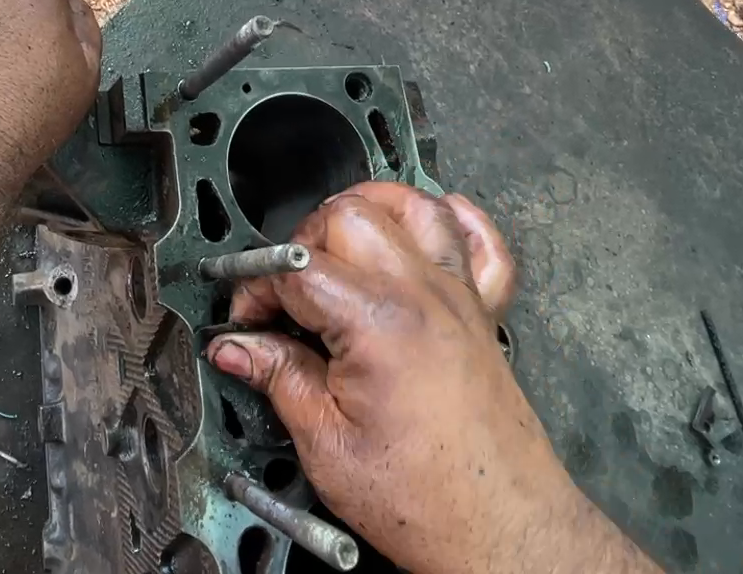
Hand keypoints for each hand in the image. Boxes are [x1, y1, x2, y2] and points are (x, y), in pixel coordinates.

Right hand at [207, 183, 655, 573]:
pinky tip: (424, 226)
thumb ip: (278, 376)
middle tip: (285, 293)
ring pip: (412, 205)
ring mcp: (457, 294)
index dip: (256, 290)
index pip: (296, 269)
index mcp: (376, 322)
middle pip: (347, 214)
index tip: (246, 321)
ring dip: (367, 209)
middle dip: (302, 242)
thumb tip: (236, 347)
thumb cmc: (428, 500)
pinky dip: (454, 218)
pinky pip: (482, 240)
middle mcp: (421, 292)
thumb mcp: (326, 443)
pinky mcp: (481, 310)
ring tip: (336, 243)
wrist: (506, 536)